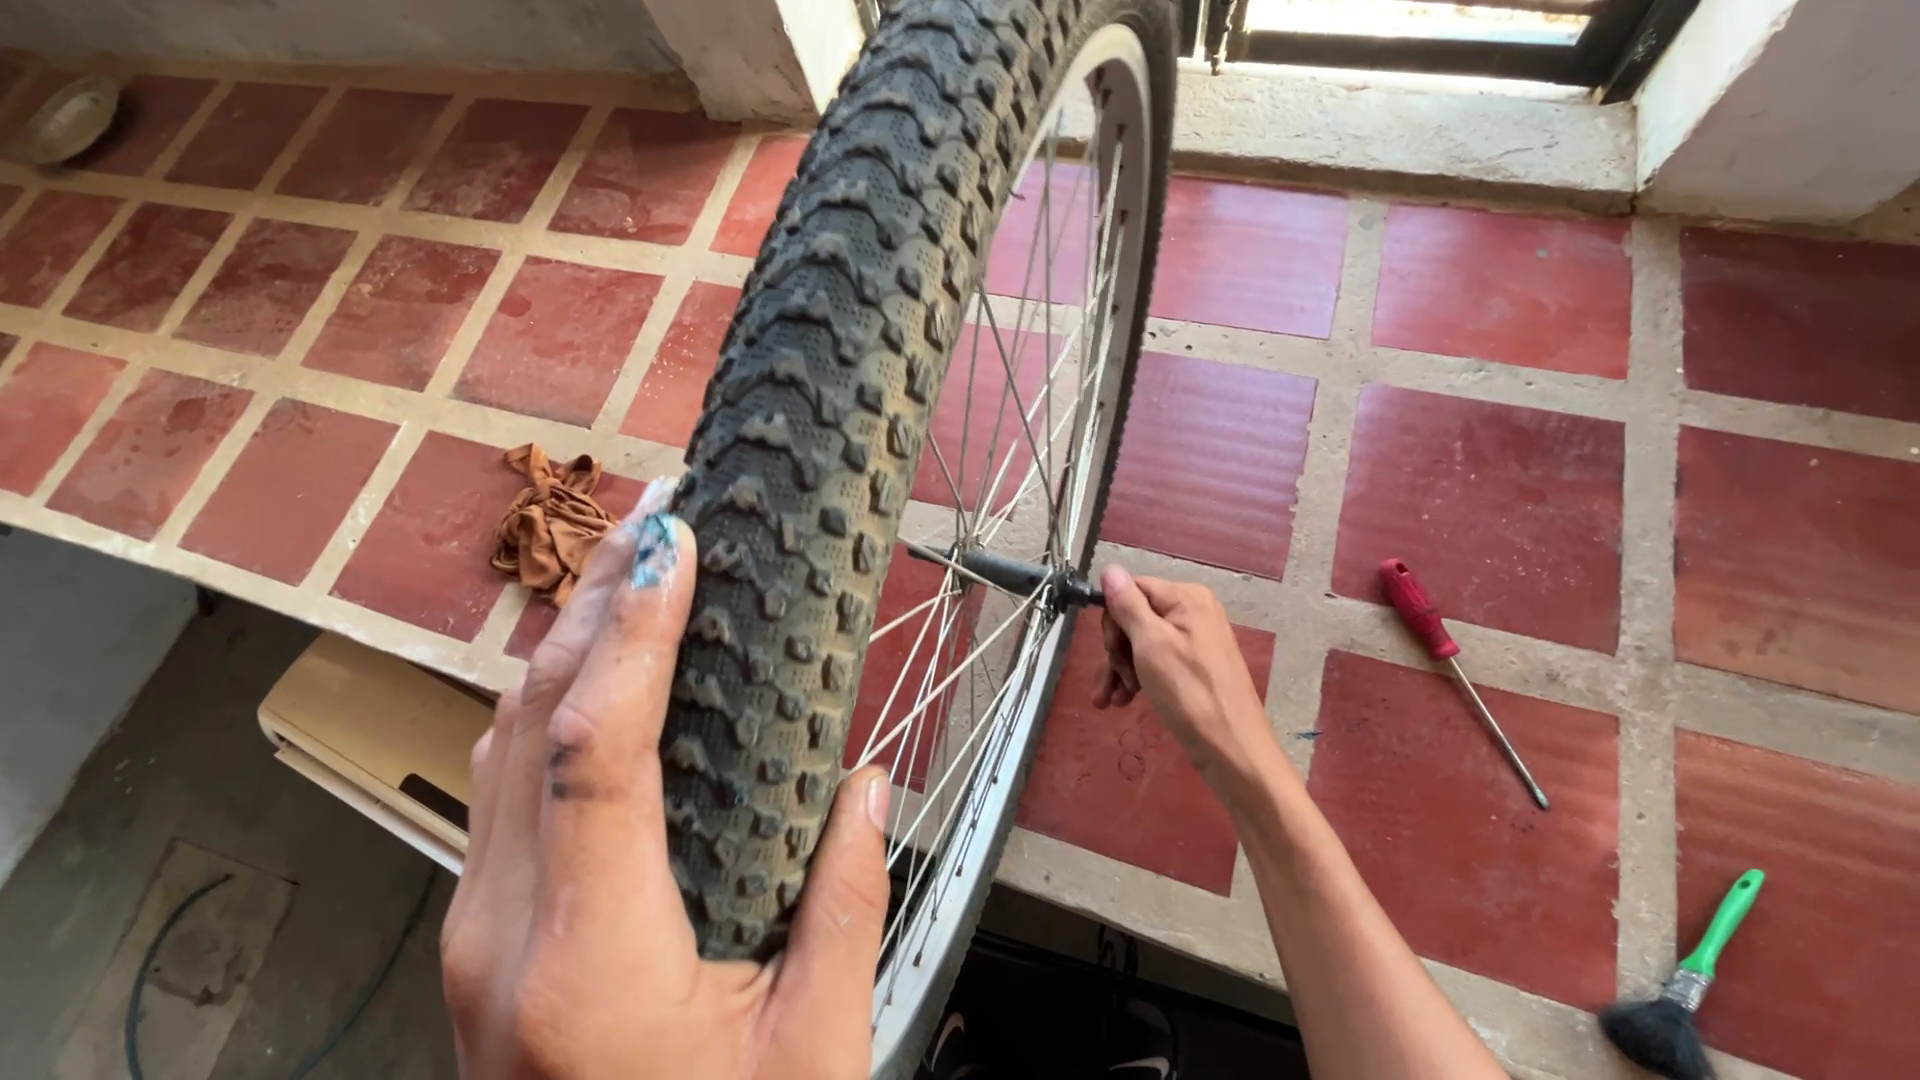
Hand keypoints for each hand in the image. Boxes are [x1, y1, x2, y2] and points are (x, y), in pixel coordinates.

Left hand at [442, 478, 890, 1079]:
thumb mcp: (815, 1049)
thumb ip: (847, 903)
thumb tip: (865, 785)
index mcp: (589, 965)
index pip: (595, 753)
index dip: (636, 635)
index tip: (676, 549)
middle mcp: (503, 936)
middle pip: (529, 723)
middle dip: (595, 602)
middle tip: (655, 517)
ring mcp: (477, 930)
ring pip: (500, 740)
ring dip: (567, 638)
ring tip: (632, 564)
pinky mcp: (483, 929)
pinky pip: (502, 777)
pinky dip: (549, 695)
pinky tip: (596, 657)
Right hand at [1092, 565, 1272, 788]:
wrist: (1231, 748)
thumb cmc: (1189, 692)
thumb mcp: (1151, 644)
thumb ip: (1128, 605)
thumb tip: (1110, 569)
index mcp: (1186, 598)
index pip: (1132, 589)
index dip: (1114, 619)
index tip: (1109, 650)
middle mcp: (1193, 612)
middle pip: (1134, 617)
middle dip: (1117, 650)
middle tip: (1116, 680)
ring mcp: (1195, 640)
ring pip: (1140, 643)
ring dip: (1121, 669)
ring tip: (1111, 700)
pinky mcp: (1193, 666)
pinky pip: (1155, 661)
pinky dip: (1137, 678)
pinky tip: (1121, 701)